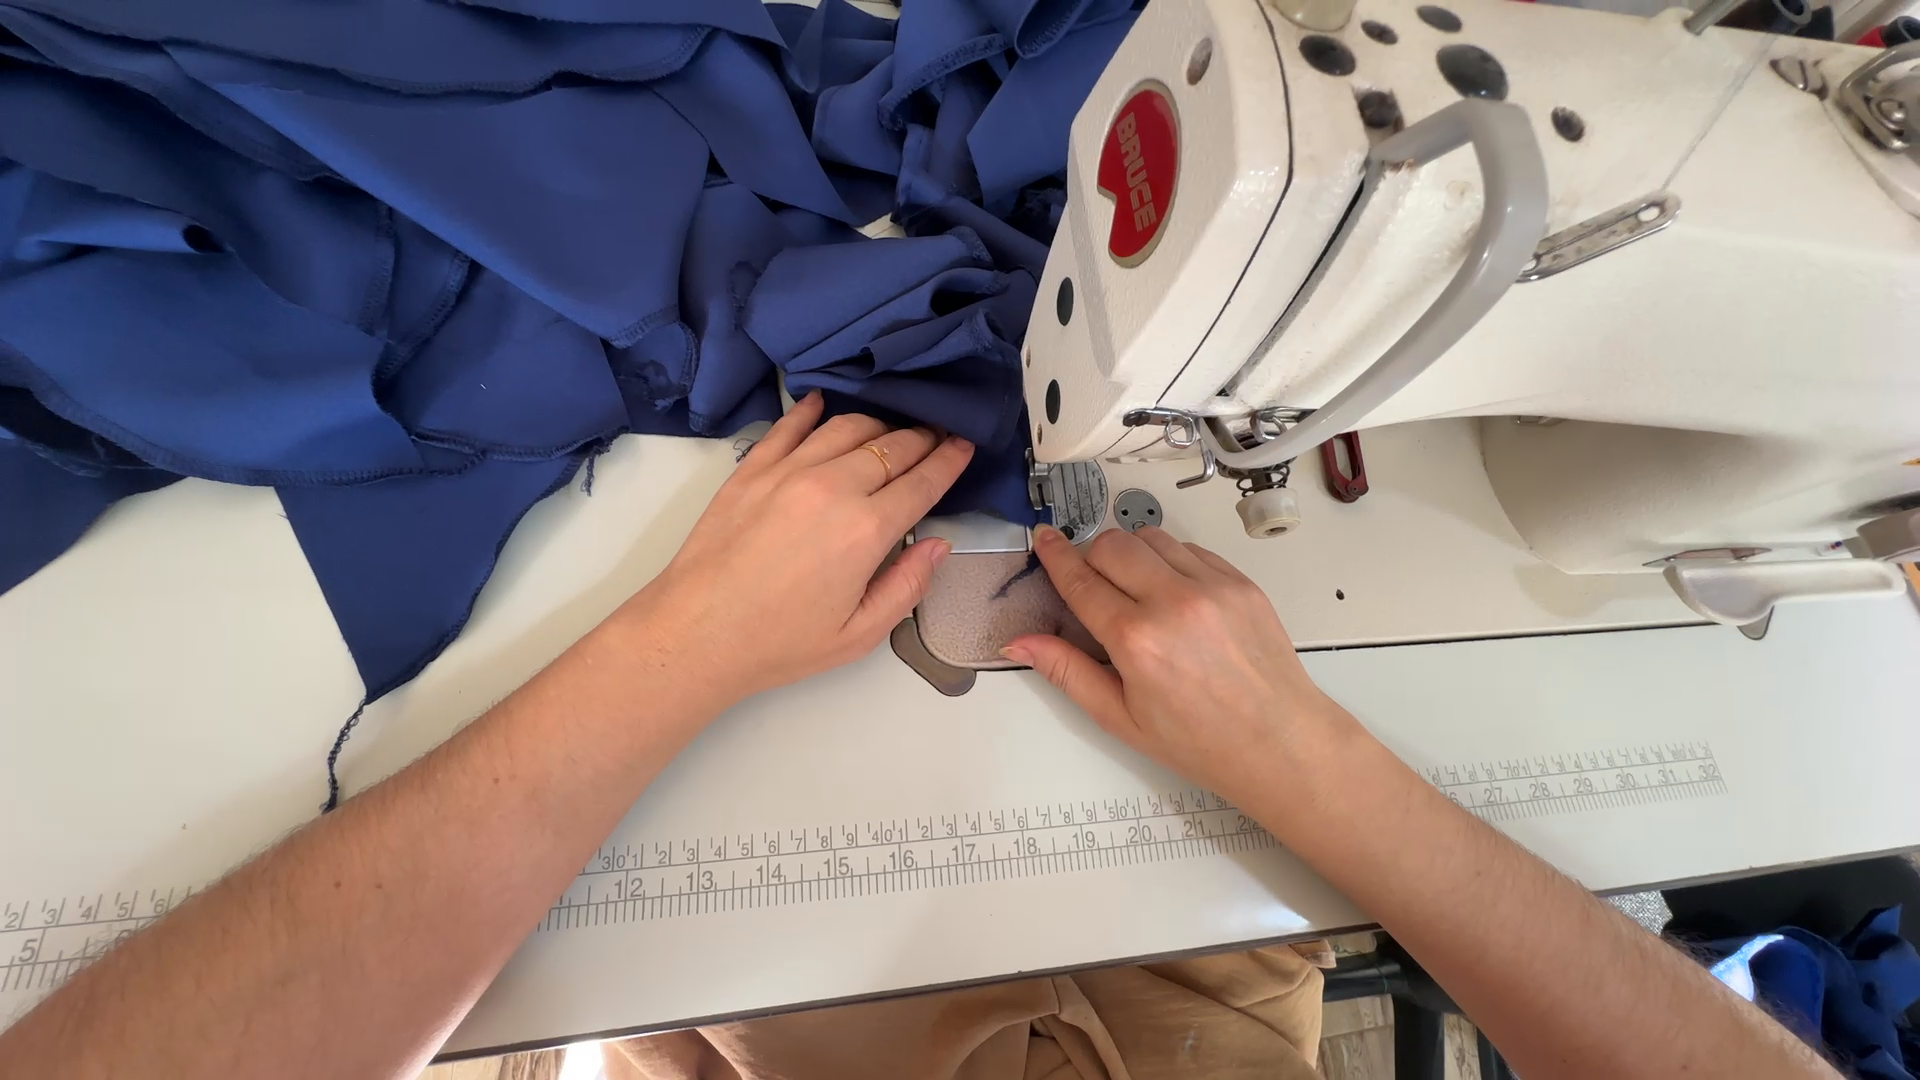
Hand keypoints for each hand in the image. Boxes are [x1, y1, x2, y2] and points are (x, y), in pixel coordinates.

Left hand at [618, 392, 973, 711]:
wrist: (696, 634)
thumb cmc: (780, 642)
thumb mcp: (860, 633)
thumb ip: (908, 586)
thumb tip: (939, 545)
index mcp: (866, 530)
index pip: (923, 482)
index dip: (950, 460)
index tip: (965, 445)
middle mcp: (832, 488)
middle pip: (892, 446)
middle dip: (923, 438)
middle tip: (937, 436)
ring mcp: (788, 472)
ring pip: (848, 428)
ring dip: (879, 424)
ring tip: (892, 431)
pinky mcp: (752, 469)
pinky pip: (790, 426)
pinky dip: (812, 411)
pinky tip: (824, 404)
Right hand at [1003, 525, 1353, 803]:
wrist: (1281, 743)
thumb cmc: (1199, 741)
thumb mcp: (1119, 717)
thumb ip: (1066, 670)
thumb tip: (1018, 643)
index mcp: (1136, 641)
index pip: (1080, 580)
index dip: (1055, 555)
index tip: (1044, 538)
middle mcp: (1173, 602)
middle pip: (1111, 544)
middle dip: (1092, 555)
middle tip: (1093, 583)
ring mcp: (1212, 586)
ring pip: (1150, 536)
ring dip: (1130, 553)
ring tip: (1135, 588)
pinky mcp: (1239, 581)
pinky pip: (1189, 547)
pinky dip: (1169, 559)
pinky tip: (1172, 593)